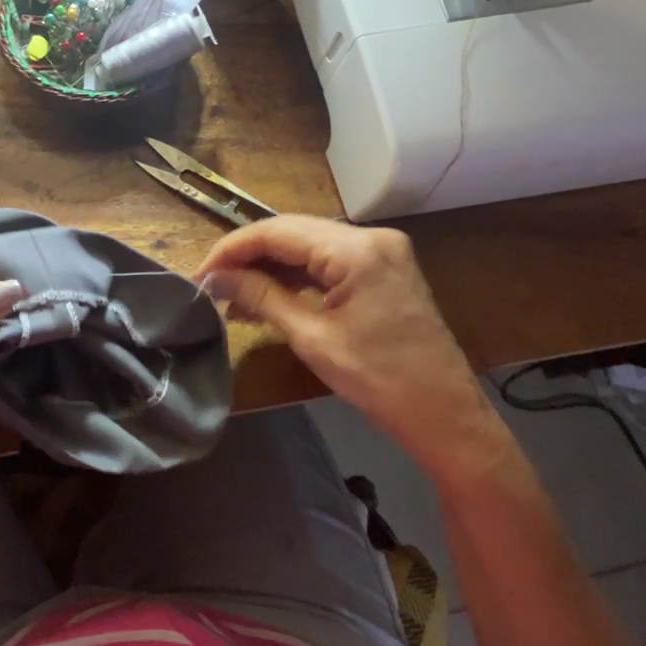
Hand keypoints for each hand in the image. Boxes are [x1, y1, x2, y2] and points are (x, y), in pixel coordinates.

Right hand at [196, 215, 514, 482]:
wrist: (445, 414)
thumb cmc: (379, 380)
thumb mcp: (312, 338)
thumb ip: (261, 297)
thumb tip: (216, 278)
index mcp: (356, 249)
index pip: (276, 231)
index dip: (231, 249)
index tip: (200, 275)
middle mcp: (371, 237)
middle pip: (292, 232)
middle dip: (247, 256)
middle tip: (211, 284)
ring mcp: (381, 252)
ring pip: (308, 245)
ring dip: (269, 267)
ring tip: (233, 296)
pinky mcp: (383, 269)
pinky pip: (328, 262)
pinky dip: (296, 277)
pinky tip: (267, 297)